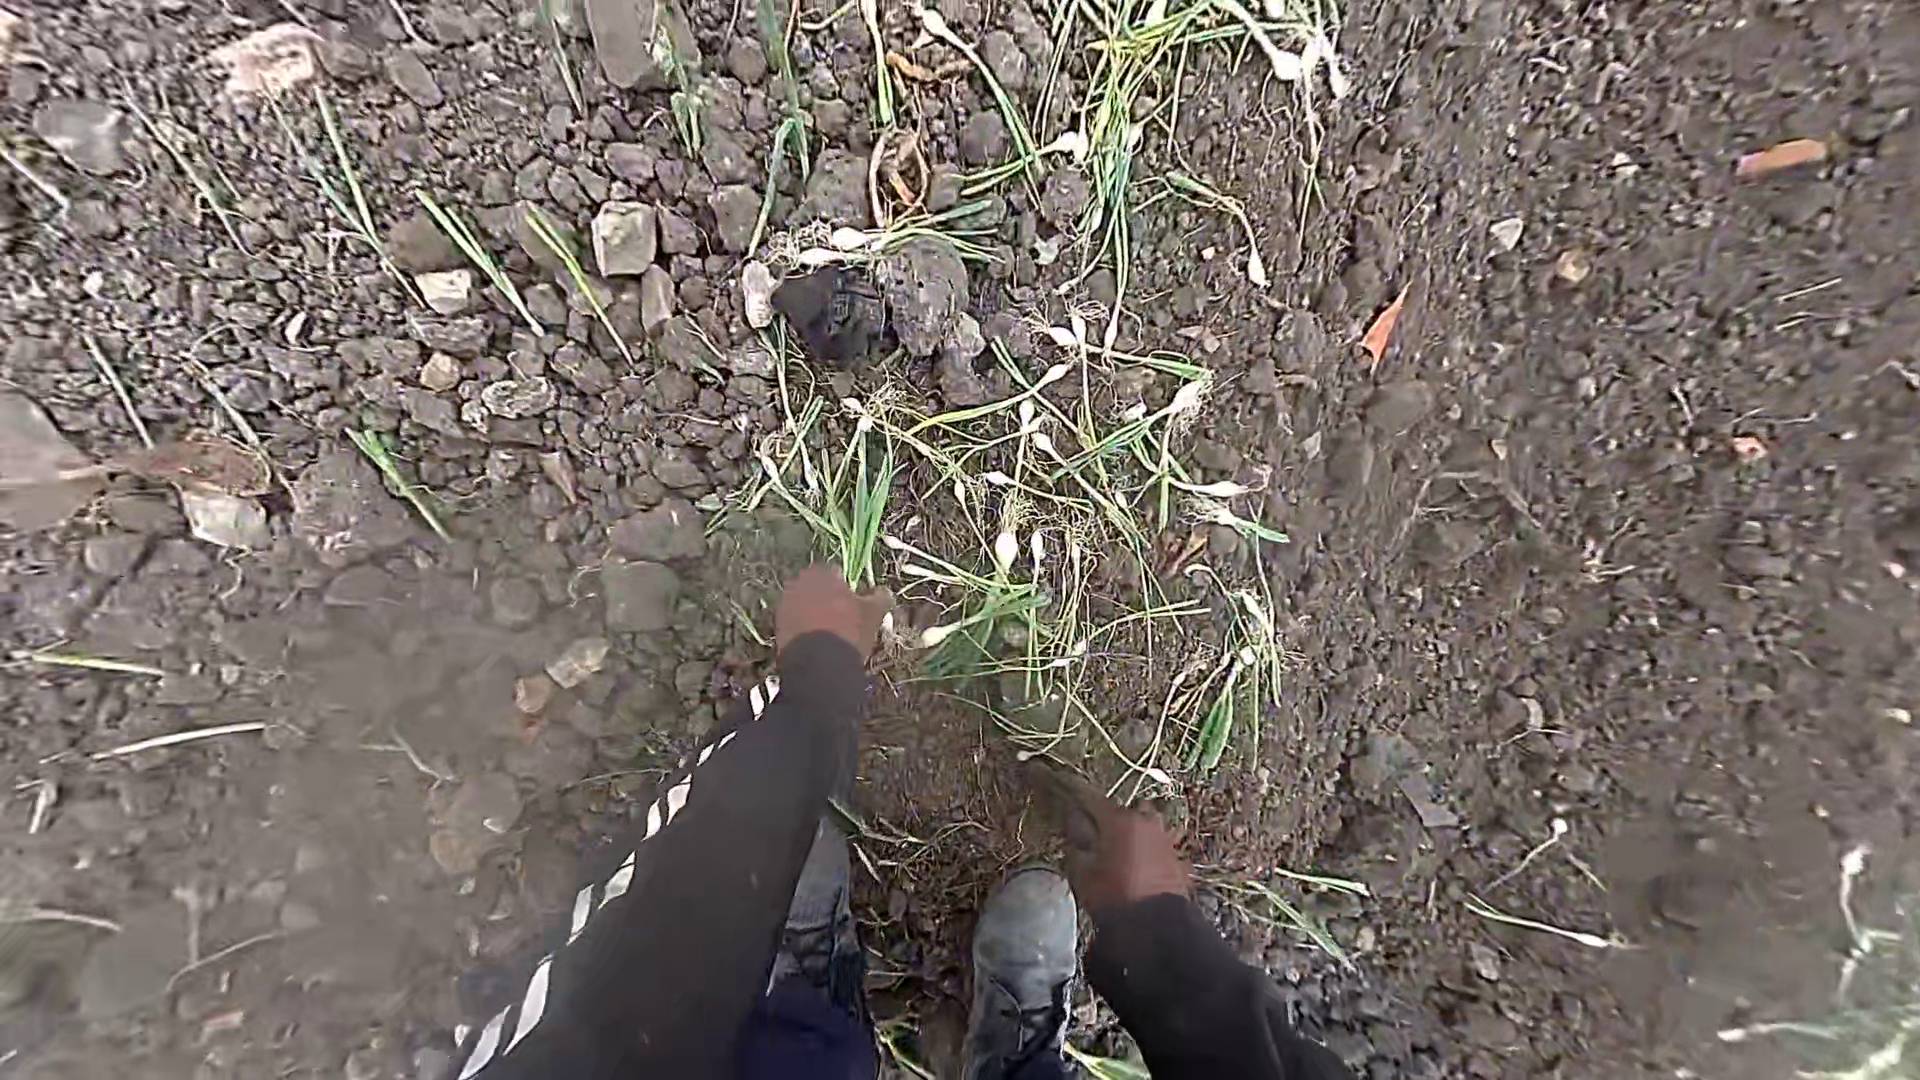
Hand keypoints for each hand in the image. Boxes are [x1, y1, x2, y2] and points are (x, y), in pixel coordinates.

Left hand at [774, 565, 892, 660]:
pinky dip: (803, 627)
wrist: (818, 666)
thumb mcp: (873, 613)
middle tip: (841, 616)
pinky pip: (794, 621)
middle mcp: (799, 584)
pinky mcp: (776, 626)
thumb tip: (883, 592)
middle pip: (817, 587)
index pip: (836, 572)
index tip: (854, 602)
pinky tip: (816, 642)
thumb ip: (880, 597)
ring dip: (813, 612)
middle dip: (826, 597)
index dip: (846, 587)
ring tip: (829, 632)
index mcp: (822, 574)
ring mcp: (785, 605)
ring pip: (804, 604)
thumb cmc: (849, 632)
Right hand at [1030, 764, 1189, 913]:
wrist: (1161, 933)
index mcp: (1118, 818)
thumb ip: (1075, 841)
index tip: (1050, 774)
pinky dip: (1144, 848)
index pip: (1087, 794)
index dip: (1067, 785)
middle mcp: (1143, 819)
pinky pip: (1155, 843)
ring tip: (1115, 848)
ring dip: (1128, 829)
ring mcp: (1164, 837)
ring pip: (1140, 822)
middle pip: (1116, 808)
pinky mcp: (1177, 857)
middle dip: (1102, 816)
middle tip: (1089, 832)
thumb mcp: (1082, 872)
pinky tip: (1136, 865)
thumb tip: (1073, 822)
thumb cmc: (1115, 898)